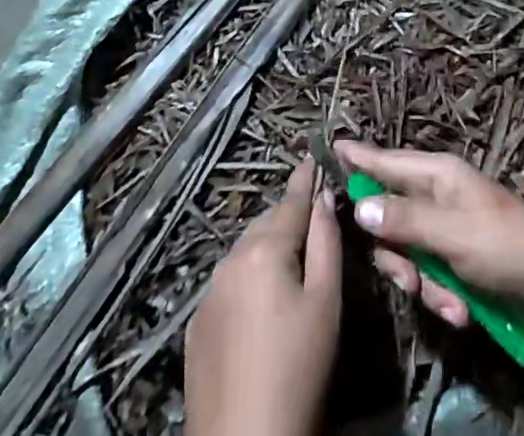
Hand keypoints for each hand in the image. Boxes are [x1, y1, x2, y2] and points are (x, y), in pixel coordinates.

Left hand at [185, 158, 341, 435]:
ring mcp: (208, 292)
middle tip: (311, 216)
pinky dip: (248, 278)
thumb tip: (323, 200)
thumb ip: (326, 244)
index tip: (312, 158)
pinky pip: (228, 284)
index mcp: (263, 250)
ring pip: (244, 253)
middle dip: (287, 216)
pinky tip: (262, 304)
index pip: (290, 203)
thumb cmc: (299, 366)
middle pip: (265, 226)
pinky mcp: (197, 323)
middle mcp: (229, 260)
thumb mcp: (326, 303)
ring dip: (266, 247)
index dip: (304, 181)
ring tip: (290, 261)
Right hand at [335, 140, 523, 326]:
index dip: (356, 157)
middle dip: (396, 255)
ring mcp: (445, 228)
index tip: (325, 152)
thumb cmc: (504, 246)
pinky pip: (428, 273)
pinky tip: (461, 311)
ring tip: (447, 302)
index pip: (385, 160)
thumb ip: (403, 220)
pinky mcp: (455, 258)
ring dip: (422, 282)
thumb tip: (359, 206)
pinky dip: (441, 295)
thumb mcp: (451, 233)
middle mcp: (436, 197)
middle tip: (406, 279)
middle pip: (388, 217)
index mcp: (437, 175)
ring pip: (406, 252)